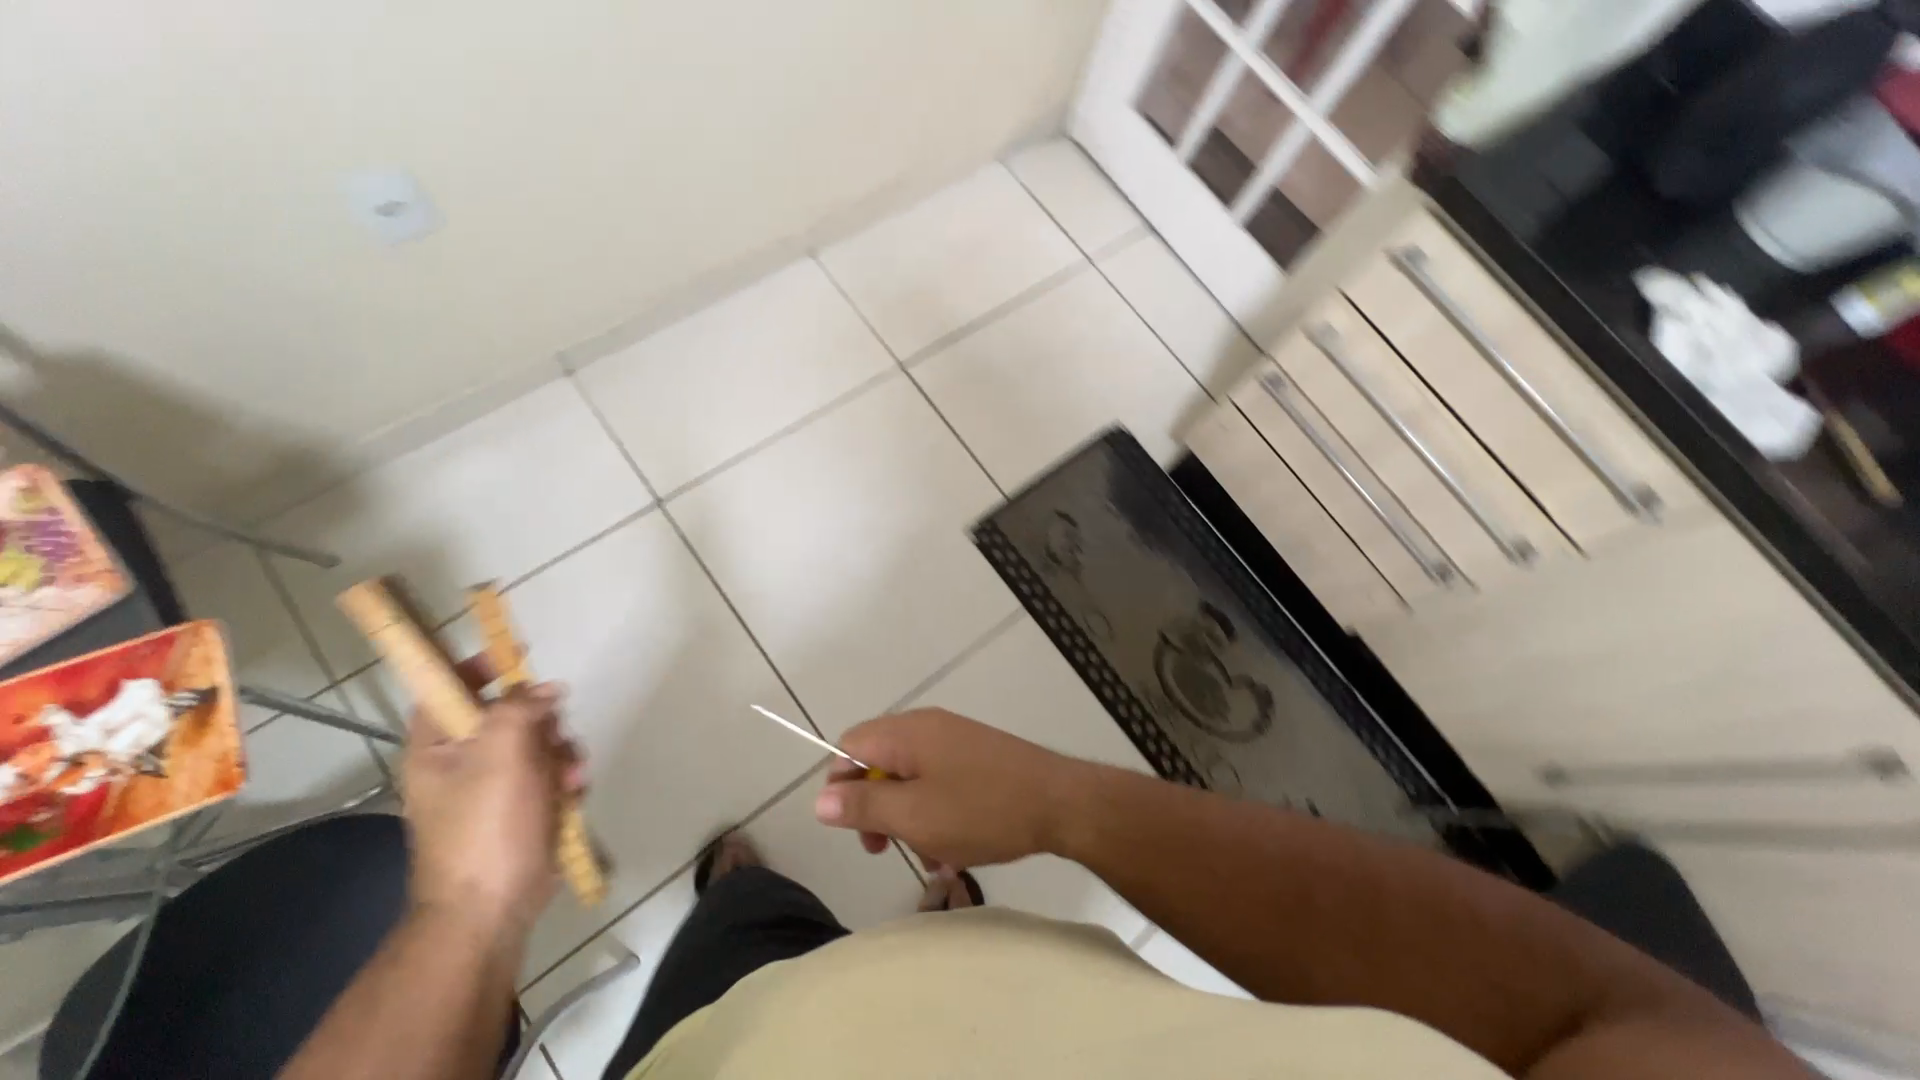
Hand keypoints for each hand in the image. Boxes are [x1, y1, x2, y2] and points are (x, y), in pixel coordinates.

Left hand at [401, 659, 582, 934]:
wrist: (491, 909)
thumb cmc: (485, 828)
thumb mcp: (500, 755)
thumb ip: (520, 709)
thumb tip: (544, 689)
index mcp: (437, 748)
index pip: (447, 691)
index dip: (477, 668)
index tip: (518, 658)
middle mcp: (462, 764)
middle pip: (507, 716)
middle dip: (541, 722)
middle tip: (554, 731)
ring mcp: (494, 790)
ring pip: (537, 746)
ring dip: (561, 753)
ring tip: (570, 775)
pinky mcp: (523, 812)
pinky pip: (550, 778)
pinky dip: (565, 781)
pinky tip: (573, 794)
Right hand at [812, 708, 1089, 869]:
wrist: (1063, 804)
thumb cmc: (982, 809)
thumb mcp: (914, 815)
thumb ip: (863, 805)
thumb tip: (820, 799)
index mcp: (906, 733)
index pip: (849, 746)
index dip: (841, 786)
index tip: (854, 827)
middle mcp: (928, 729)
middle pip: (879, 764)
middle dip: (877, 810)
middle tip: (884, 849)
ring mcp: (957, 742)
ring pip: (912, 781)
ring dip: (911, 821)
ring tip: (932, 858)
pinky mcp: (980, 760)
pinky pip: (942, 786)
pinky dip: (940, 817)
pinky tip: (957, 852)